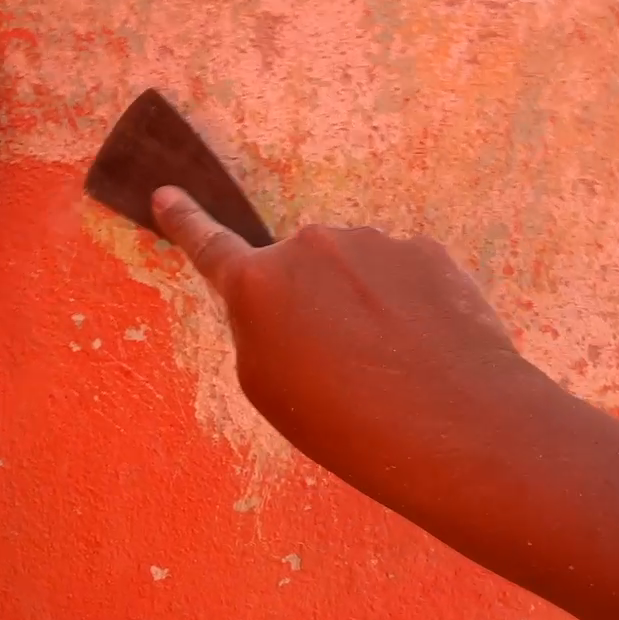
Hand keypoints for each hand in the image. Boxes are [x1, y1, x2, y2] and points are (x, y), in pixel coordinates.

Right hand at [150, 186, 560, 527]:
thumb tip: (281, 301)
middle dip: (304, 302)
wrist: (451, 426)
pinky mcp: (425, 250)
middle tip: (333, 361)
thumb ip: (257, 328)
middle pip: (294, 270)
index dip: (185, 221)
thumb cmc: (339, 420)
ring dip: (357, 303)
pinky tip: (420, 346)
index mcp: (256, 284)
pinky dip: (400, 303)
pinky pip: (396, 272)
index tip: (166, 194)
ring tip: (385, 362)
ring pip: (349, 269)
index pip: (209, 244)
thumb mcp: (265, 386)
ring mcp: (372, 242)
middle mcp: (309, 246)